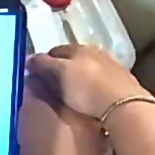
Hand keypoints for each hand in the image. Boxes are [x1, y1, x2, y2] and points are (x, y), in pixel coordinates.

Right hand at [26, 45, 146, 120]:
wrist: (124, 106)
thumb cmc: (86, 88)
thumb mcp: (60, 74)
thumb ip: (43, 65)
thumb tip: (29, 59)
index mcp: (78, 48)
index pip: (54, 51)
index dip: (43, 62)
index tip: (35, 76)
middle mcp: (95, 53)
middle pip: (71, 60)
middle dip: (60, 69)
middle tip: (50, 86)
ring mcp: (110, 67)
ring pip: (86, 70)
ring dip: (77, 79)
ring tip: (69, 94)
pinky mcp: (121, 83)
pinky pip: (98, 82)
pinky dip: (90, 88)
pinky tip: (88, 99)